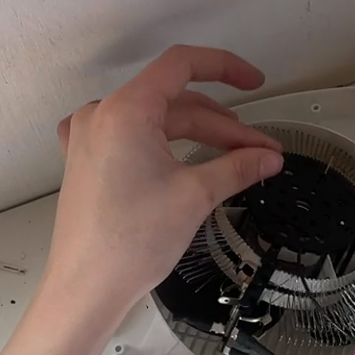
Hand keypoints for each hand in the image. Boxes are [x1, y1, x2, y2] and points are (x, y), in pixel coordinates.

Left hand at [48, 45, 283, 316]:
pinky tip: (194, 163)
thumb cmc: (128, 243)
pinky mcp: (89, 162)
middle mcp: (101, 116)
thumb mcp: (196, 196)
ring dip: (199, 137)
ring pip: (158, 123)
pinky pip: (136, 139)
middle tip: (259, 151)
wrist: (87, 288)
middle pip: (175, 103)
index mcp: (124, 111)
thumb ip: (238, 167)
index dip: (225, 67)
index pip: (181, 65)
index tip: (255, 82)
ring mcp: (90, 139)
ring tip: (237, 160)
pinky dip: (169, 147)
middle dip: (222, 125)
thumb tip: (268, 157)